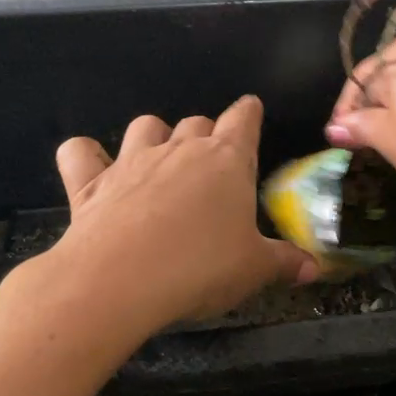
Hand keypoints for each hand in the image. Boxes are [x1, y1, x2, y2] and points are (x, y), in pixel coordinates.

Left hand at [27, 96, 318, 331]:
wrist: (120, 280)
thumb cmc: (201, 268)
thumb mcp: (254, 270)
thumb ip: (285, 263)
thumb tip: (315, 268)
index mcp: (227, 160)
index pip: (244, 119)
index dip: (249, 115)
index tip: (251, 114)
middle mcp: (180, 149)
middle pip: (197, 122)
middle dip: (206, 134)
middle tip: (212, 166)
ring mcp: (132, 162)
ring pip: (146, 126)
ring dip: (154, 136)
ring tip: (159, 161)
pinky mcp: (90, 183)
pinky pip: (80, 151)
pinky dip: (85, 155)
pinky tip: (91, 168)